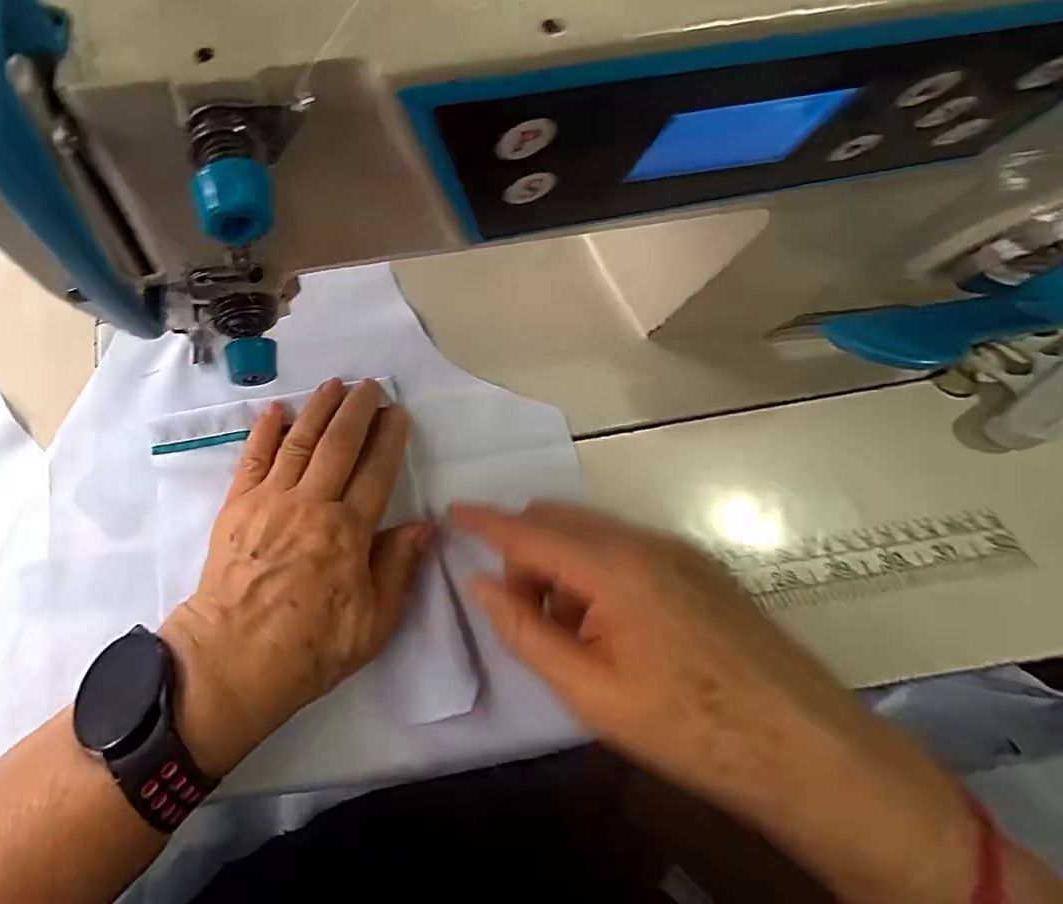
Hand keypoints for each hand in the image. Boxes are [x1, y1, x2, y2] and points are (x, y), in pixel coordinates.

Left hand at [161, 379, 433, 776]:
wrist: (236, 651)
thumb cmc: (311, 645)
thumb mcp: (373, 621)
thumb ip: (397, 567)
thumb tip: (422, 525)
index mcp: (347, 532)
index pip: (375, 472)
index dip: (389, 439)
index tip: (397, 413)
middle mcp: (310, 504)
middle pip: (338, 445)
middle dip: (356, 411)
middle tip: (369, 385)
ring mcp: (269, 499)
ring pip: (298, 442)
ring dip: (317, 409)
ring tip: (332, 385)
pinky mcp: (236, 503)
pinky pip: (253, 457)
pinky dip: (265, 431)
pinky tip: (276, 411)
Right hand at [456, 501, 980, 902]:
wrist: (825, 765)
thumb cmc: (691, 729)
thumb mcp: (587, 691)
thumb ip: (522, 630)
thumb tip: (480, 583)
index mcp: (614, 571)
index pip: (527, 530)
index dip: (483, 520)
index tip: (450, 510)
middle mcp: (646, 546)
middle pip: (555, 517)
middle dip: (522, 549)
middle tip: (522, 607)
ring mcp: (680, 554)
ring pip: (588, 530)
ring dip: (558, 560)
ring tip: (572, 628)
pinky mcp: (703, 570)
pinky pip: (623, 546)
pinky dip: (593, 567)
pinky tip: (613, 625)